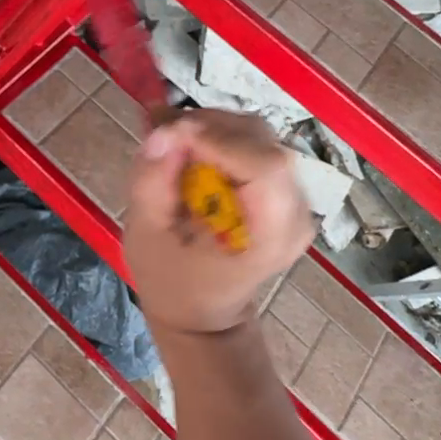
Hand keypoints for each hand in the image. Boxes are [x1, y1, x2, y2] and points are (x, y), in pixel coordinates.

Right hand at [124, 110, 313, 335]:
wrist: (201, 312)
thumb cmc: (170, 281)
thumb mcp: (145, 235)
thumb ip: (152, 183)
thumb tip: (160, 133)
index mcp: (269, 234)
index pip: (264, 167)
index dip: (216, 140)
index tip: (167, 131)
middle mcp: (295, 212)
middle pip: (264, 143)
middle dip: (209, 127)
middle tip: (160, 130)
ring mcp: (293, 200)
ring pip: (260, 138)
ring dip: (212, 129)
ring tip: (169, 139)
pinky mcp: (281, 190)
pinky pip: (254, 148)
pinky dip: (217, 138)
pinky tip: (186, 149)